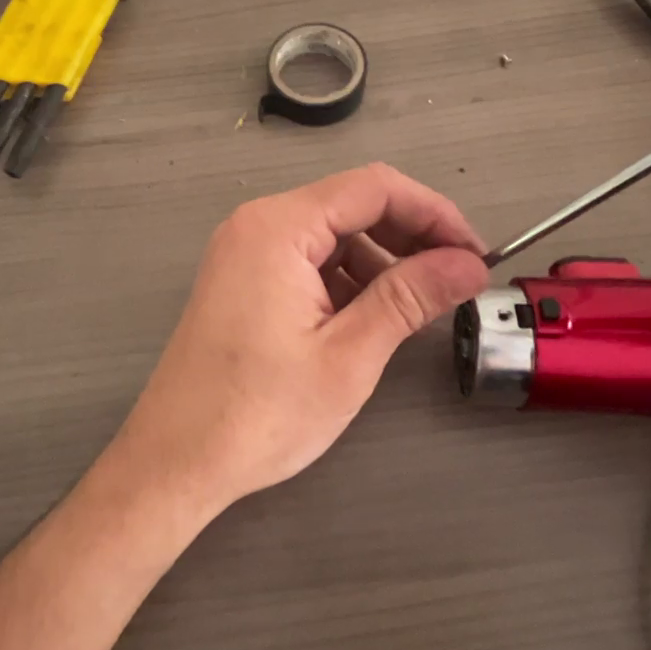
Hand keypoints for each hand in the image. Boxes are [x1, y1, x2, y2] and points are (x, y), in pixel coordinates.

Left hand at [109, 164, 487, 510]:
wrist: (174, 462)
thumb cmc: (259, 413)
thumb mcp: (349, 355)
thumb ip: (410, 298)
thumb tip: (468, 264)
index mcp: (278, 228)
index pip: (374, 188)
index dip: (435, 212)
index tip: (476, 253)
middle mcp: (258, 225)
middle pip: (353, 205)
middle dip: (412, 236)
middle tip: (458, 282)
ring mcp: (245, 252)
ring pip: (333, 234)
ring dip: (383, 261)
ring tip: (421, 307)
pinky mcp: (243, 280)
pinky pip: (309, 260)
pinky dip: (349, 280)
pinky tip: (375, 316)